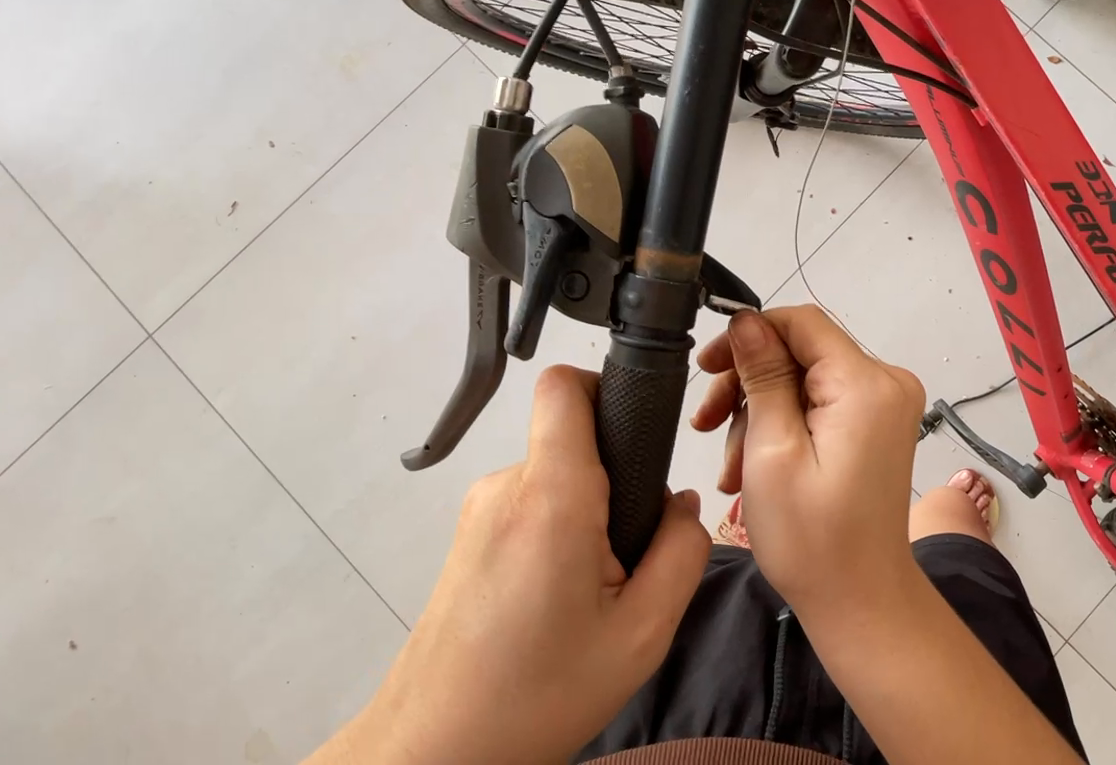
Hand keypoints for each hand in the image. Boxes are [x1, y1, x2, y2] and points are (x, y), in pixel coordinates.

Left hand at [312, 366, 710, 764]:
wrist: (432, 755)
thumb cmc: (537, 694)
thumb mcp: (643, 632)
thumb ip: (682, 551)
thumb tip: (683, 502)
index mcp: (551, 495)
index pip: (565, 388)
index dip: (607, 387)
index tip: (642, 433)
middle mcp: (506, 488)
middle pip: (575, 438)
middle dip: (618, 477)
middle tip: (630, 553)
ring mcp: (480, 512)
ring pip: (558, 477)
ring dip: (590, 513)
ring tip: (595, 590)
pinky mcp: (469, 537)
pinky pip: (533, 505)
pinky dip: (561, 532)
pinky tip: (562, 599)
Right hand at [691, 306, 926, 613]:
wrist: (860, 600)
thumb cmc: (812, 539)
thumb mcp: (772, 450)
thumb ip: (761, 376)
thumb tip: (747, 321)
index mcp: (866, 384)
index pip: (802, 322)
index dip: (750, 333)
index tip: (707, 366)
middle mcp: (887, 382)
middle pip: (801, 351)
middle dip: (748, 384)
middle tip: (706, 425)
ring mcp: (886, 404)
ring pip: (805, 378)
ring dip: (760, 412)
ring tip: (731, 466)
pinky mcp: (877, 424)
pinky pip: (821, 402)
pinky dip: (785, 425)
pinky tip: (753, 465)